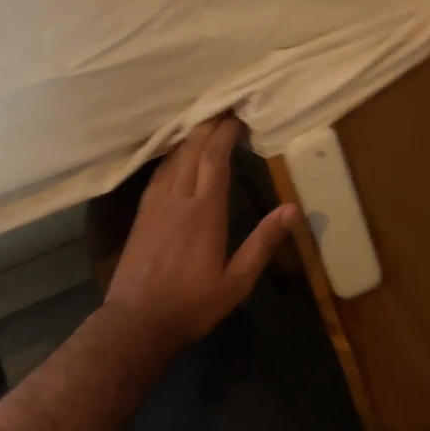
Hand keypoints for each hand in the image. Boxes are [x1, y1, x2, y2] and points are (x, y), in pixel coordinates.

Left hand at [105, 116, 299, 348]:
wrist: (137, 321)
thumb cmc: (192, 304)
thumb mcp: (236, 281)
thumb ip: (262, 242)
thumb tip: (293, 210)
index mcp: (205, 211)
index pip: (215, 158)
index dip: (226, 133)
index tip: (238, 117)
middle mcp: (179, 197)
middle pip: (193, 149)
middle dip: (209, 125)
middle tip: (225, 109)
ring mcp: (156, 201)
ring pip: (174, 156)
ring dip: (191, 136)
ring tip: (206, 123)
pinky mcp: (143, 210)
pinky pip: (159, 170)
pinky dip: (173, 153)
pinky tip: (178, 152)